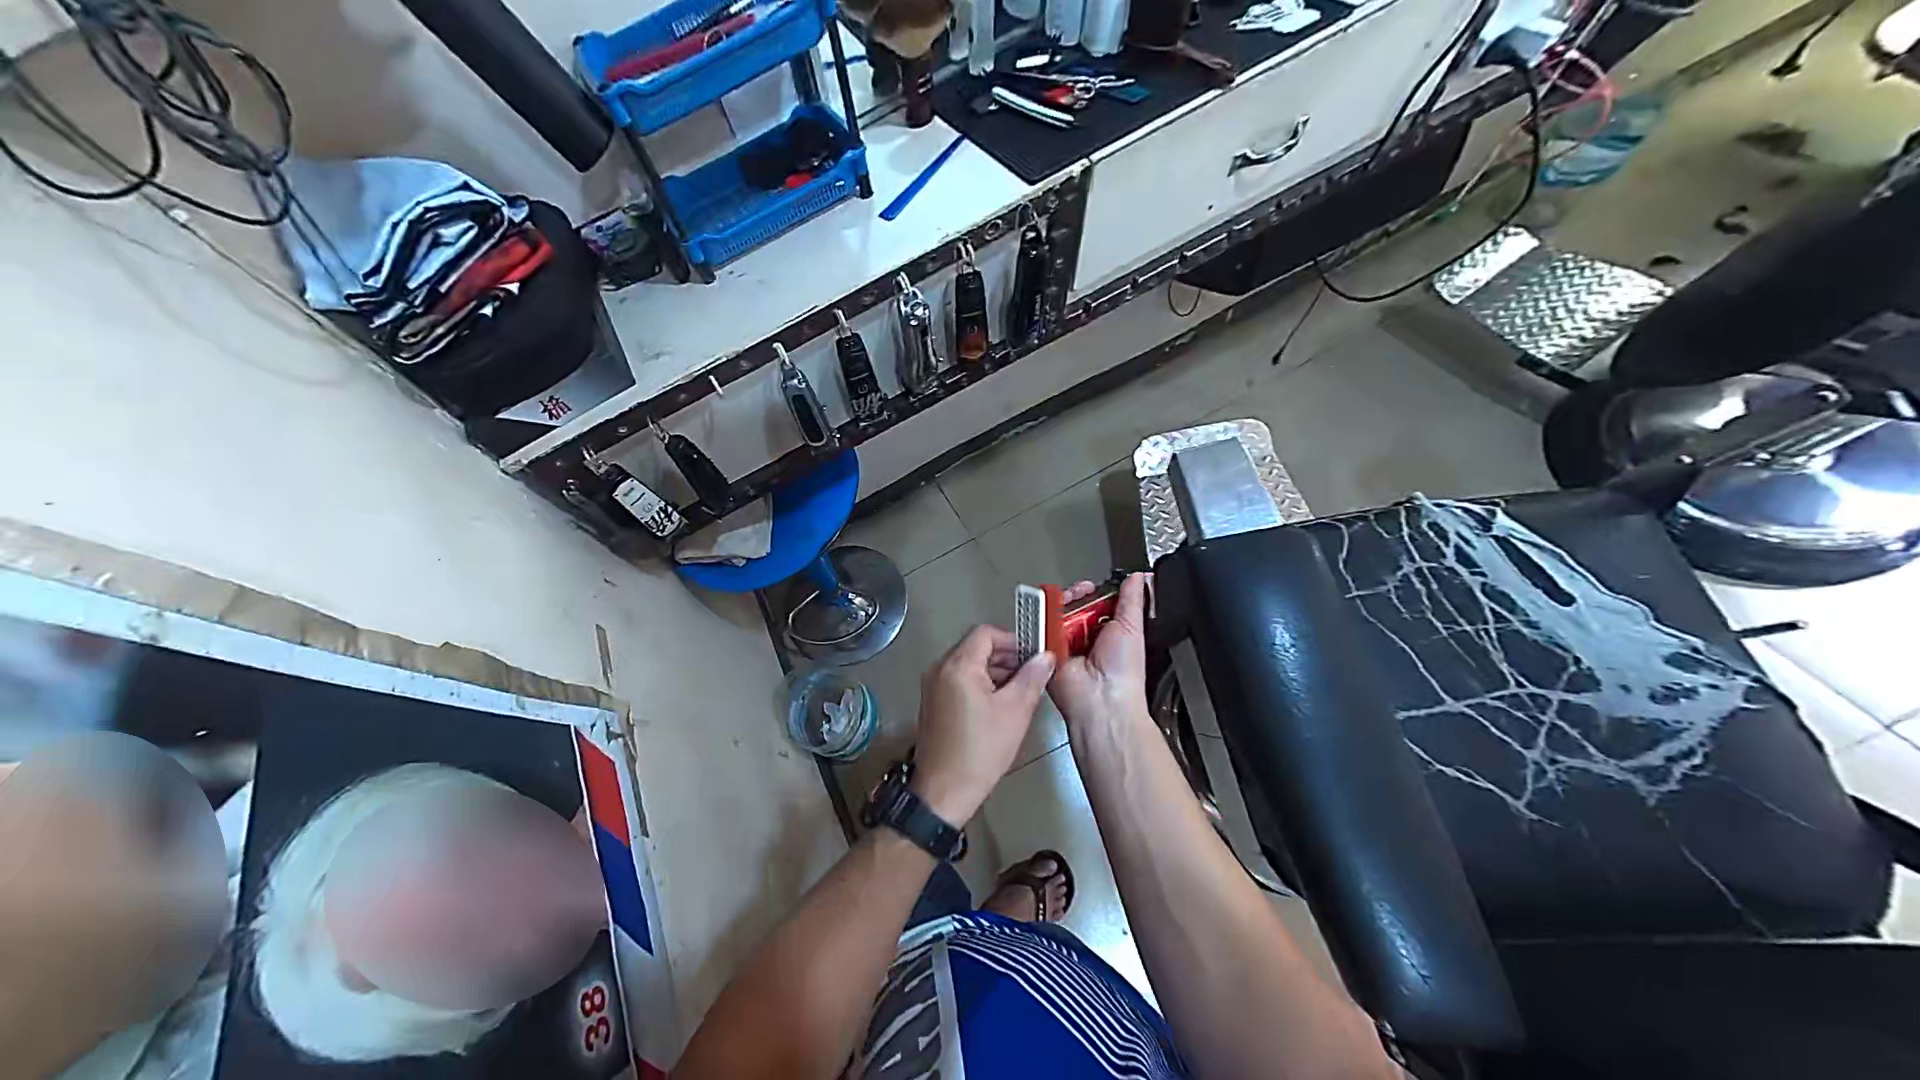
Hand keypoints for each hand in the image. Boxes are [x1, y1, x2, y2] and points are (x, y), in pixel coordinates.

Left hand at [911, 625, 1054, 824]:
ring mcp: (932, 687)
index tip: (1033, 657)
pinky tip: (999, 707)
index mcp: (957, 666)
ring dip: (994, 672)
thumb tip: (1045, 657)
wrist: (944, 792)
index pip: (986, 633)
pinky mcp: (933, 704)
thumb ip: (1032, 678)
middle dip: (1006, 658)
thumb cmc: (981, 751)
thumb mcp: (1015, 711)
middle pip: (976, 648)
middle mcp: (939, 670)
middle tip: (1031, 675)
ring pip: (968, 665)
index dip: (1012, 640)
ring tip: (1019, 693)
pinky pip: (959, 682)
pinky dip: (980, 685)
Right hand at [1049, 573, 1150, 735]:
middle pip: (1073, 606)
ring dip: (1060, 607)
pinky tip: (1054, 619)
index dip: (1092, 592)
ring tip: (1069, 608)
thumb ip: (1132, 599)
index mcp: (1108, 633)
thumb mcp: (1133, 627)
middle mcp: (1085, 639)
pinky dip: (1045, 621)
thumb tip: (1138, 578)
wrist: (1103, 700)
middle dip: (1075, 596)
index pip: (1095, 603)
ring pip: (1056, 614)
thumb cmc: (1123, 674)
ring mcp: (1065, 645)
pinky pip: (1041, 629)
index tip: (1092, 587)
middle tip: (1080, 594)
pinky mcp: (1047, 651)